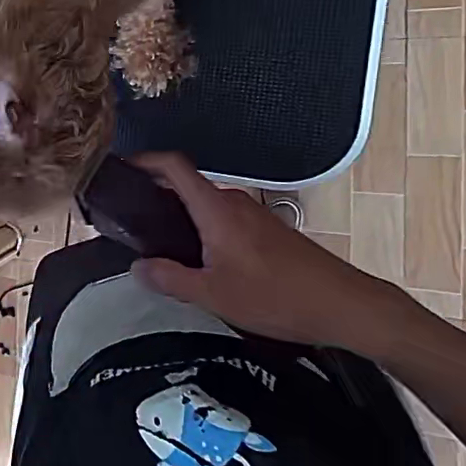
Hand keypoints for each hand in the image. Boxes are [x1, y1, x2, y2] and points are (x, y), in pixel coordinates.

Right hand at [127, 152, 424, 352]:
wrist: (343, 305)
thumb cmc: (277, 296)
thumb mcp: (213, 295)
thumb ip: (170, 279)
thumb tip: (137, 268)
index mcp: (216, 209)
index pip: (174, 166)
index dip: (145, 160)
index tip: (122, 168)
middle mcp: (234, 202)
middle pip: (187, 184)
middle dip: (156, 194)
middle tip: (131, 217)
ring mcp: (254, 214)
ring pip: (206, 204)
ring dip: (180, 214)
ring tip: (159, 243)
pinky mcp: (267, 229)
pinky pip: (224, 217)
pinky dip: (203, 226)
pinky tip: (200, 259)